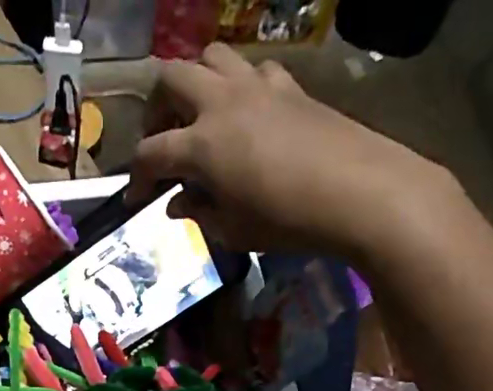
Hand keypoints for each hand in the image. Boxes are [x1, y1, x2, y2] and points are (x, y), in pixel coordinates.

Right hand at [129, 44, 464, 258]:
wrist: (356, 191)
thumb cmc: (287, 220)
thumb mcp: (235, 231)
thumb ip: (201, 214)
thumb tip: (178, 204)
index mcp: (200, 143)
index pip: (151, 153)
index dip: (137, 178)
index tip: (136, 198)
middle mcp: (220, 102)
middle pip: (169, 79)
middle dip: (156, 109)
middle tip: (163, 139)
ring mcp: (256, 87)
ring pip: (210, 57)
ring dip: (196, 81)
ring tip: (201, 114)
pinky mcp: (289, 86)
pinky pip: (253, 70)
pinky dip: (240, 86)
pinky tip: (249, 113)